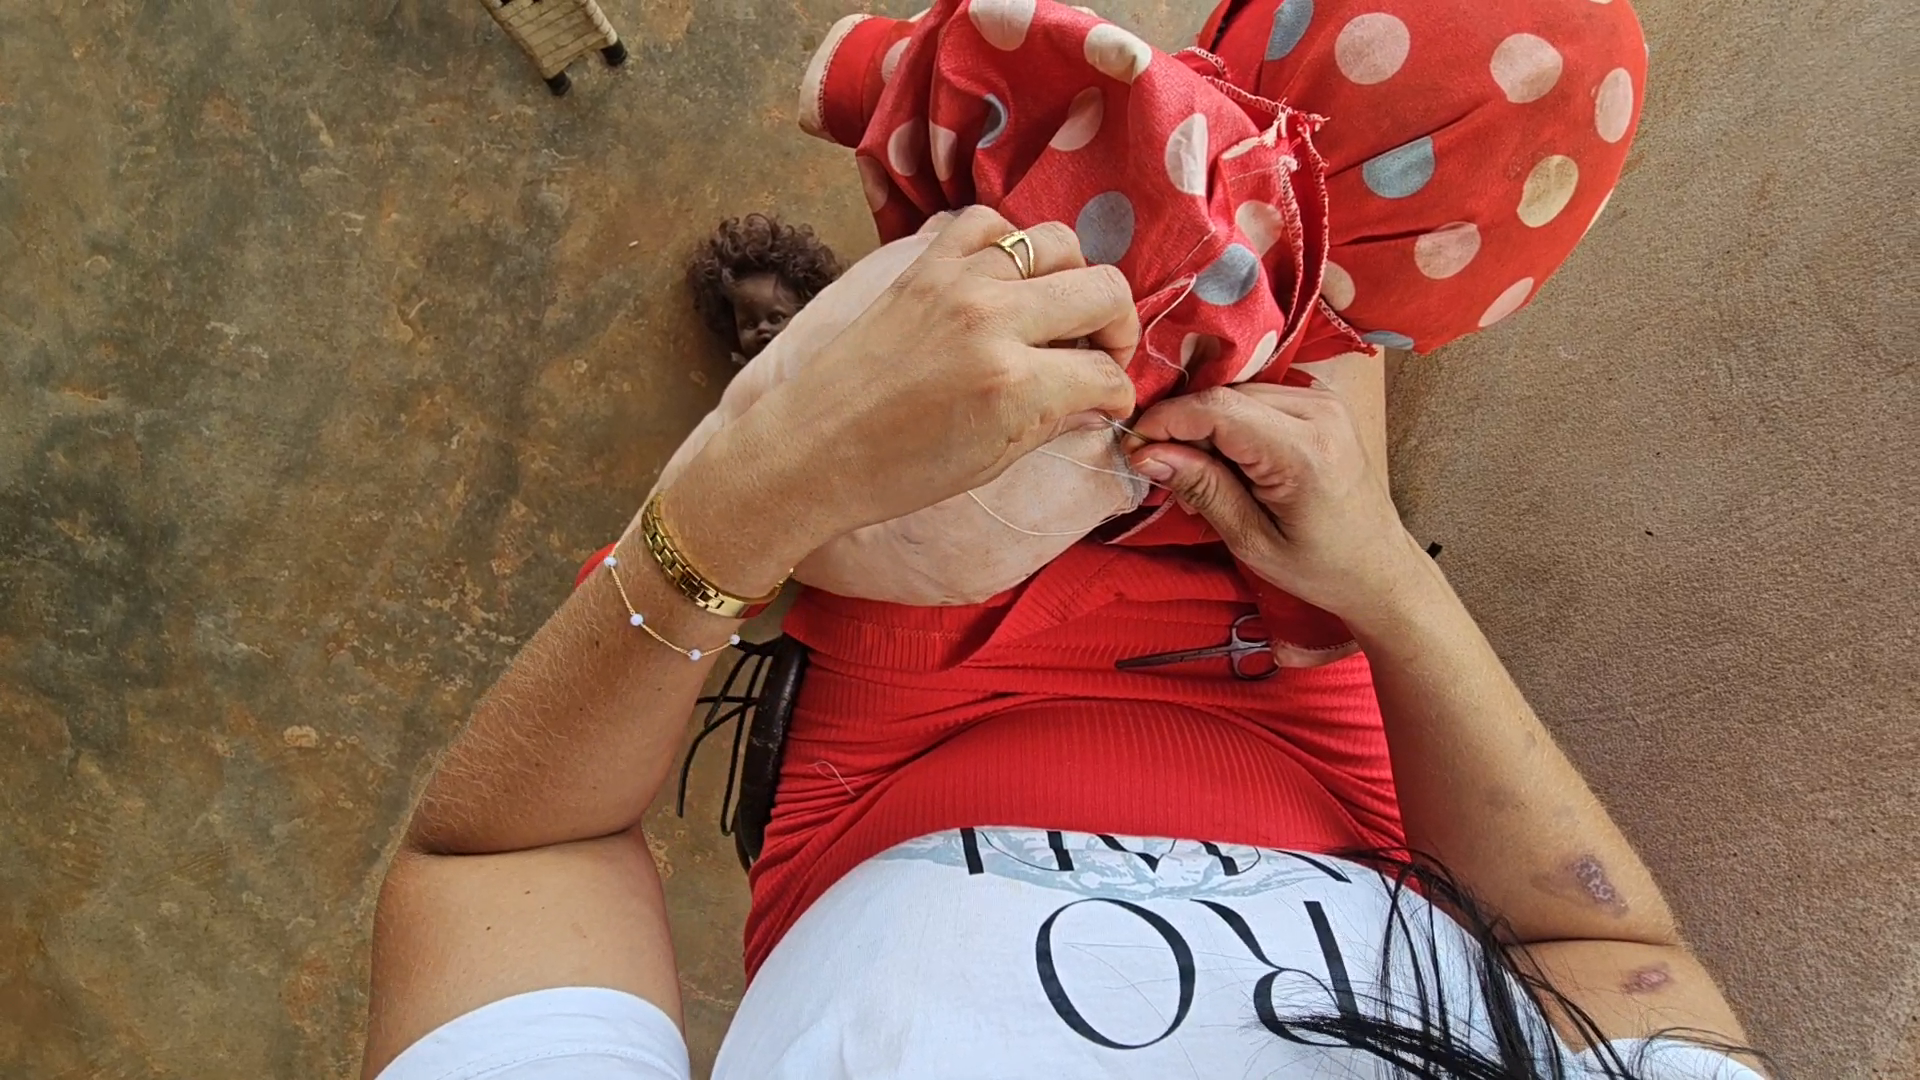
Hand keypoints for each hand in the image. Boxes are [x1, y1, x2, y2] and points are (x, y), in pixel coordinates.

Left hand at [670, 207, 1138, 589]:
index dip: (1118, 393)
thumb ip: (1052, 420)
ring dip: (1074, 280)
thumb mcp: (990, 461)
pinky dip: (1010, 245)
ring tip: (1059, 314)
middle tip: (1100, 356)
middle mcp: (995, 318)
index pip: (1104, 373)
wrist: (813, 449)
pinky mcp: (923, 263)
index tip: (1110, 402)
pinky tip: (1006, 279)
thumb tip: (1096, 401)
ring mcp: (957, 280)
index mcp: (1015, 383)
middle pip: (1103, 292)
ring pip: (1058, 244)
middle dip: (1118, 329)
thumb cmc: (898, 474)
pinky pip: (988, 223)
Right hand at [1127, 383, 1430, 629]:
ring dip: (1204, 427)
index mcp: (1303, 451)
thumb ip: (1201, 488)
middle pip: (1222, 395)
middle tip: (1167, 474)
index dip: (1165, 422)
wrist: (1380, 568)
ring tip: (1200, 476)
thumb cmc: (1318, 567)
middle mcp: (1318, 411)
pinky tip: (1227, 462)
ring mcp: (1323, 401)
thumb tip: (1146, 454)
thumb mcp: (1250, 539)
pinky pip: (1254, 398)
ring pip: (1235, 393)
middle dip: (1182, 427)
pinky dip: (1227, 425)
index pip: (1216, 409)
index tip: (1134, 450)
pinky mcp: (1320, 403)